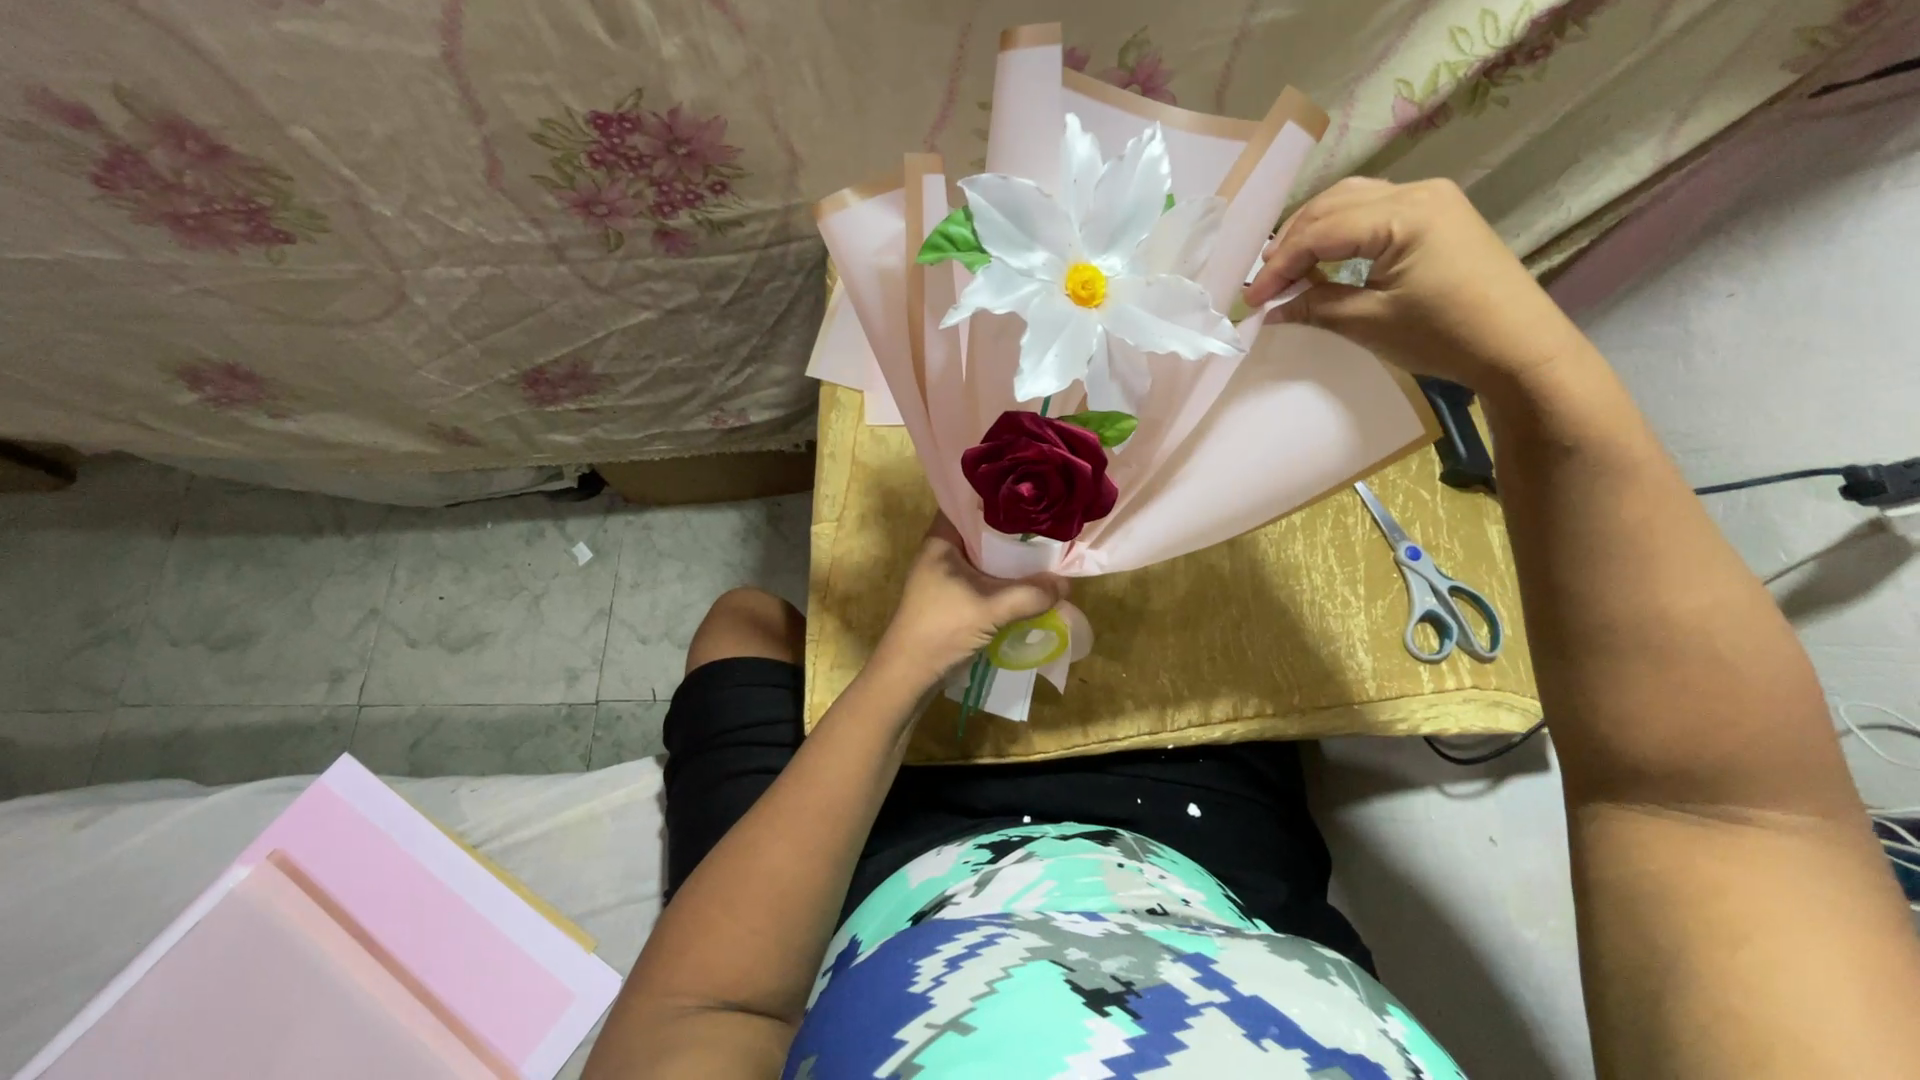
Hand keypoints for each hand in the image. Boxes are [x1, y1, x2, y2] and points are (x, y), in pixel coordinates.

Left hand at [871, 515, 1068, 689]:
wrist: (910, 674)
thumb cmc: (941, 628)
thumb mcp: (990, 608)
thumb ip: (1030, 594)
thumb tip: (1066, 585)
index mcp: (941, 539)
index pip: (970, 502)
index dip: (999, 496)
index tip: (1032, 496)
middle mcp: (943, 551)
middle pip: (983, 531)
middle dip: (1014, 530)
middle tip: (1049, 524)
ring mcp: (947, 576)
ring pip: (986, 558)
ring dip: (1011, 559)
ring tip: (1046, 551)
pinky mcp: (954, 598)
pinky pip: (986, 579)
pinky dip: (1005, 581)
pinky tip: (1030, 584)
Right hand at [1243, 177, 1594, 394]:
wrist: (1520, 348)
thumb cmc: (1445, 335)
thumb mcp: (1370, 323)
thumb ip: (1315, 306)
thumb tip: (1270, 308)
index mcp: (1403, 214)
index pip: (1321, 230)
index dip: (1280, 264)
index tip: (1252, 299)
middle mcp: (1418, 192)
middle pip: (1333, 204)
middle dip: (1292, 241)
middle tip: (1264, 282)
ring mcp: (1433, 199)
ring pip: (1353, 200)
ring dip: (1314, 230)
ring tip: (1287, 266)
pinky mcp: (1440, 214)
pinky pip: (1376, 210)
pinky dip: (1342, 231)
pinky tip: (1326, 258)